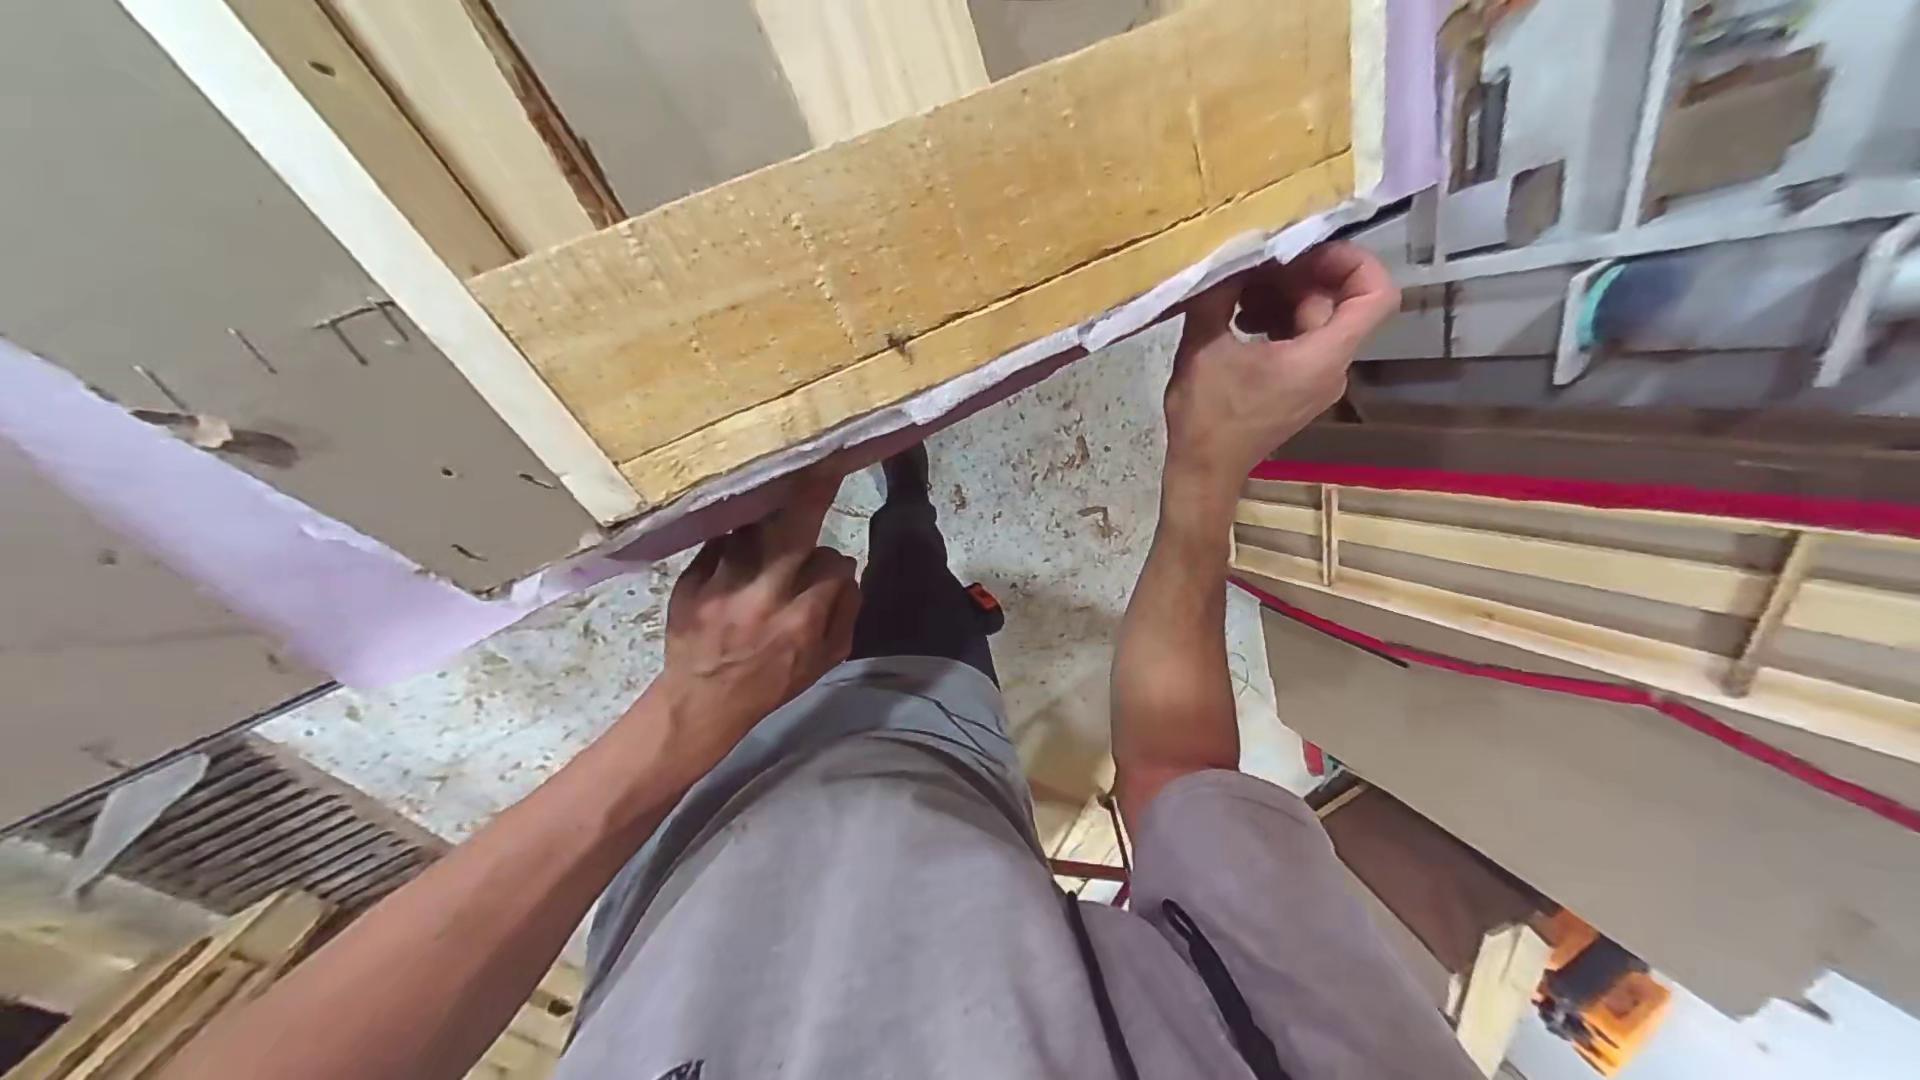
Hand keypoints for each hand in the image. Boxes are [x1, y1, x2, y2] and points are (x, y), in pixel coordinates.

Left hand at [640, 469, 862, 767]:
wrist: (700, 702)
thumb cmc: (769, 684)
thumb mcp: (822, 663)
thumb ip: (845, 616)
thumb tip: (848, 572)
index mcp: (798, 622)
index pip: (832, 566)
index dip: (837, 565)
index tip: (832, 571)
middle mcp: (760, 598)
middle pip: (792, 532)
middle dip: (814, 493)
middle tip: (826, 462)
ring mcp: (719, 587)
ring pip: (753, 529)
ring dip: (769, 517)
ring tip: (777, 501)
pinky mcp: (690, 581)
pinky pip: (720, 541)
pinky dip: (736, 535)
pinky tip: (741, 536)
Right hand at [1162, 242, 1397, 495]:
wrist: (1203, 470)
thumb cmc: (1207, 415)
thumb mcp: (1203, 348)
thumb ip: (1217, 297)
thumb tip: (1227, 260)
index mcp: (1321, 357)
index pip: (1376, 295)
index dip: (1351, 262)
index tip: (1305, 253)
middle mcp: (1331, 370)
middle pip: (1337, 305)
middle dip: (1297, 279)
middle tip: (1253, 270)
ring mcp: (1316, 384)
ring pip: (1317, 324)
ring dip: (1283, 302)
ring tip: (1237, 299)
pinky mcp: (1298, 393)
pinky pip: (1302, 345)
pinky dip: (1278, 326)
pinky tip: (1239, 323)